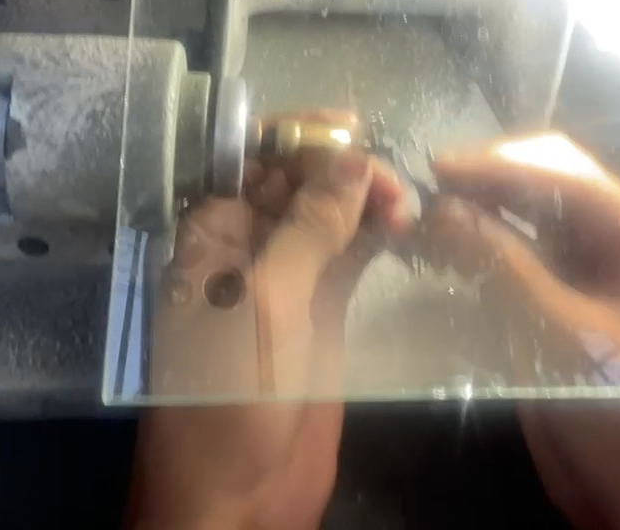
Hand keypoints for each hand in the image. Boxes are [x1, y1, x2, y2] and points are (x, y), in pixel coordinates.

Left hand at [129, 111, 409, 529]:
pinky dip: (374, 231)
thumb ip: (310, 225)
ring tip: (405, 203)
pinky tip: (403, 223)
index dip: (299, 134)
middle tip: (391, 182)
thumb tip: (352, 155)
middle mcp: (249, 238)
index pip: (254, 155)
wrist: (236, 498)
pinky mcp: (322, 304)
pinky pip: (349, 251)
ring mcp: (289, 270)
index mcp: (214, 227)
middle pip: (299, 177)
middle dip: (342, 165)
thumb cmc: (229, 391)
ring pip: (330, 211)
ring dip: (365, 197)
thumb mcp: (266, 299)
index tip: (352, 127)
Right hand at [425, 133, 619, 529]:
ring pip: (529, 207)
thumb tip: (441, 207)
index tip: (440, 167)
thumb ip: (506, 269)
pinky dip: (480, 236)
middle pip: (552, 182)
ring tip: (426, 205)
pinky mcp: (566, 282)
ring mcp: (598, 258)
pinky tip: (443, 236)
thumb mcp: (569, 344)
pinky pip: (519, 242)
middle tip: (428, 184)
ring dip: (479, 204)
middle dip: (489, 180)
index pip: (575, 182)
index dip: (503, 169)